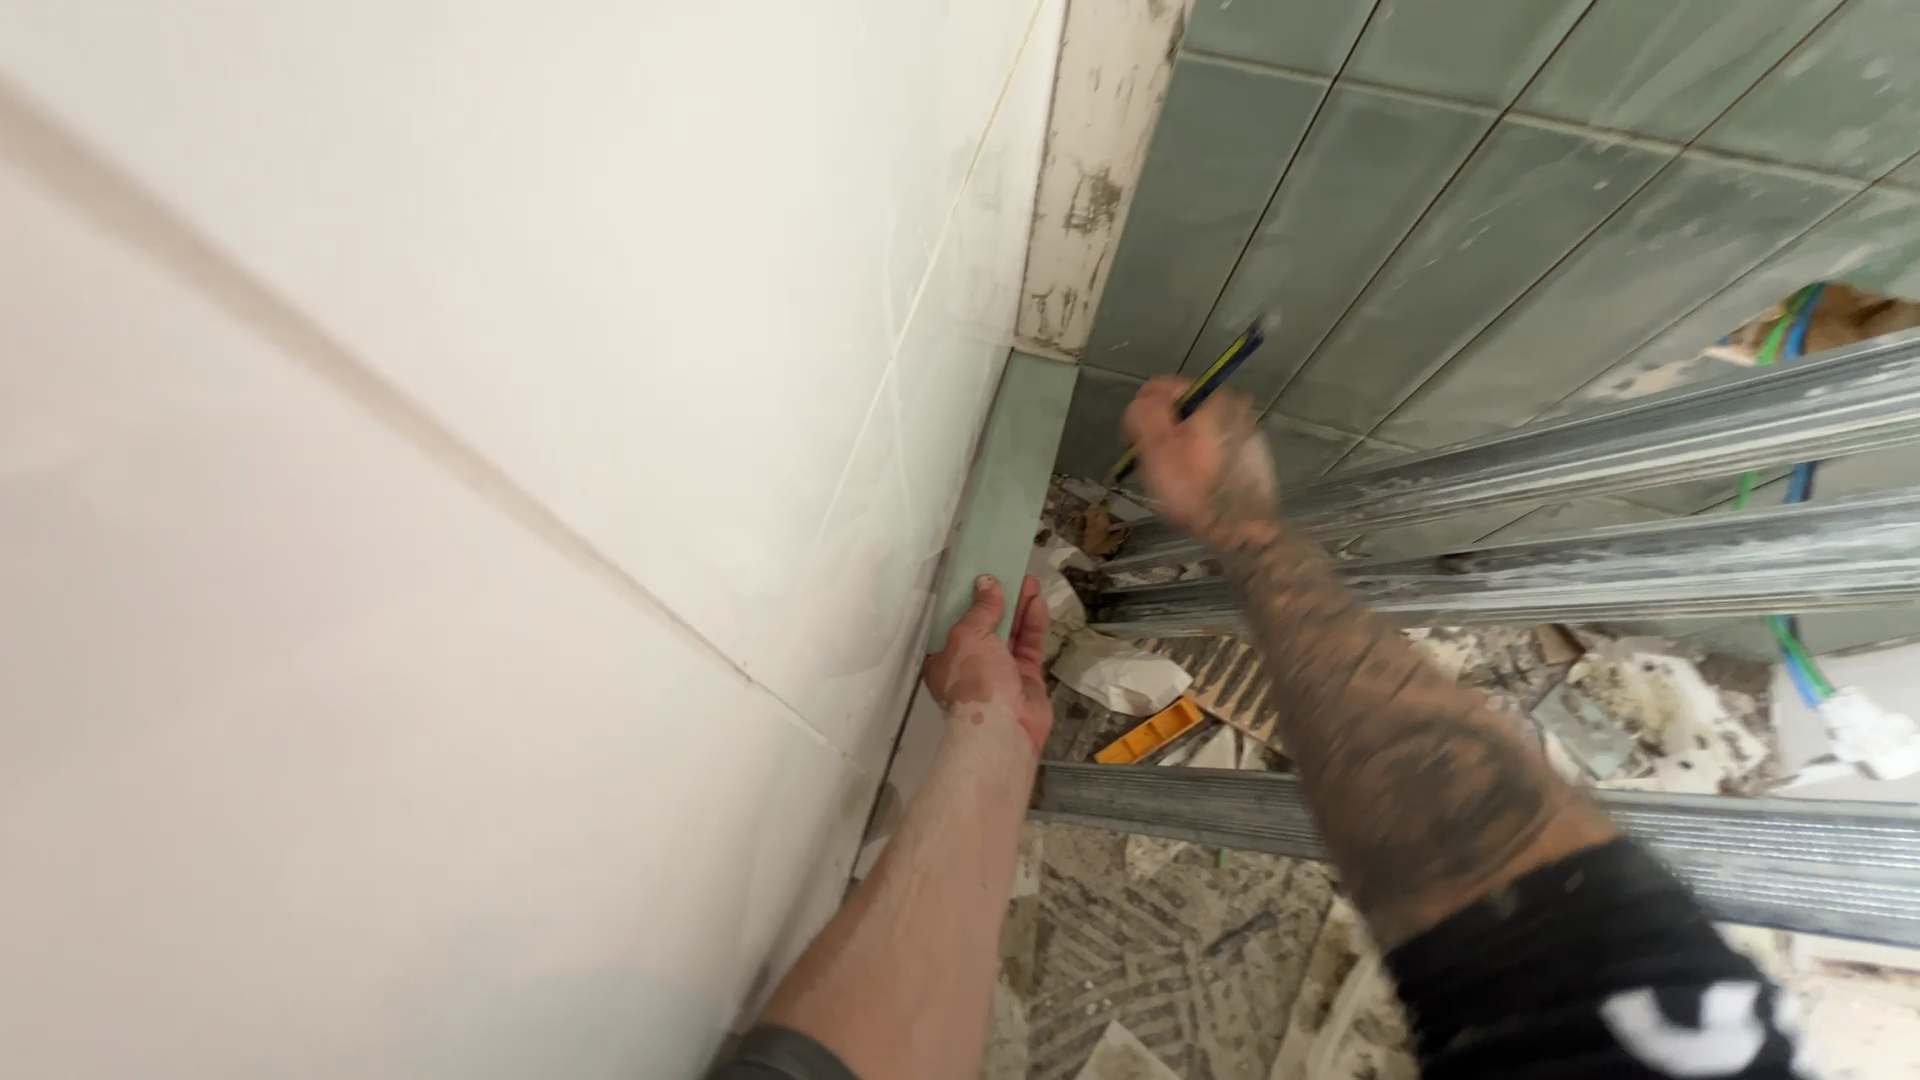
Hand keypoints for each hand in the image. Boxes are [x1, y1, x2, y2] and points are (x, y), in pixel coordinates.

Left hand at [924, 575, 1052, 755]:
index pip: (953, 623)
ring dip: (1018, 607)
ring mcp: (999, 671)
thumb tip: (987, 583)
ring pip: (1009, 633)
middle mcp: (970, 664)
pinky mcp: (1025, 678)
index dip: (966, 600)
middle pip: (985, 625)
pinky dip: (1032, 625)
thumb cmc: (972, 680)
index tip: (978, 578)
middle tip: (1009, 572)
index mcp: (943, 658)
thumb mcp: (968, 636)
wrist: (1002, 729)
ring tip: (1029, 580)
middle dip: (997, 599)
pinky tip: (1037, 603)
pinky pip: (1028, 645)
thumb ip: (980, 608)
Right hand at [1122, 376, 1278, 543]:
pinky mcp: (1250, 454)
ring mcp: (1246, 430)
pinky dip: (1198, 461)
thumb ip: (1143, 412)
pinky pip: (1211, 448)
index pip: (1157, 389)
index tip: (1135, 447)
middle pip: (1177, 411)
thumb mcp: (1157, 446)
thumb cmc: (1195, 488)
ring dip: (1177, 450)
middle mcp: (1234, 404)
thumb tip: (1141, 402)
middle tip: (1155, 467)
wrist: (1242, 530)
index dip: (1138, 417)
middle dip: (1160, 436)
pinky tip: (1196, 485)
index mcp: (1212, 396)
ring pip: (1193, 431)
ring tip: (1175, 480)